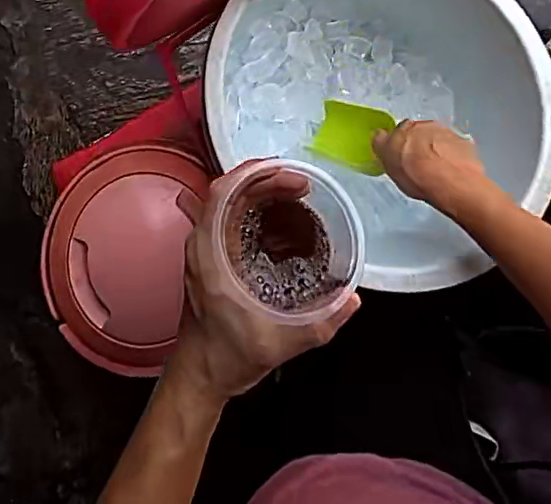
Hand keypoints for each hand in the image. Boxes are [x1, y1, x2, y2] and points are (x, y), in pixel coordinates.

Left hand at [169, 162, 358, 402]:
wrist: (200, 377)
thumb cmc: (226, 358)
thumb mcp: (275, 343)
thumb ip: (318, 325)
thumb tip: (351, 299)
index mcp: (208, 253)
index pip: (221, 193)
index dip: (252, 174)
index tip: (286, 173)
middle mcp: (203, 243)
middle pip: (229, 190)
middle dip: (266, 179)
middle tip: (301, 184)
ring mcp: (206, 247)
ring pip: (231, 200)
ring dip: (262, 190)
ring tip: (296, 192)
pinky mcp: (214, 254)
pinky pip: (234, 215)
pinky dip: (258, 207)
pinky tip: (283, 215)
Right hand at [372, 120, 494, 210]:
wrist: (450, 181)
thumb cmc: (416, 173)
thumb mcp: (388, 162)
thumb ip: (382, 146)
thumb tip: (379, 137)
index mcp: (405, 127)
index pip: (400, 130)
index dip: (400, 144)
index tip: (401, 156)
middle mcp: (427, 126)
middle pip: (421, 134)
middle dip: (420, 146)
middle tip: (419, 166)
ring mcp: (448, 134)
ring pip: (440, 140)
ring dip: (438, 152)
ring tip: (437, 173)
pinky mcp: (466, 146)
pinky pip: (456, 150)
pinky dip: (454, 159)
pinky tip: (452, 175)